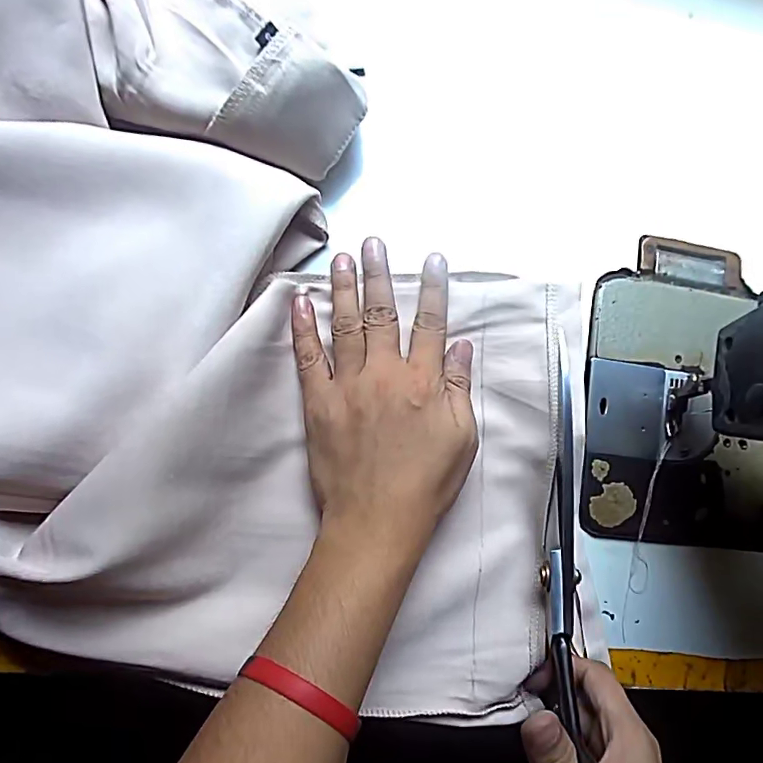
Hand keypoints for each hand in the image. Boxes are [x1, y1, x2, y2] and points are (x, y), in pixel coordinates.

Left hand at [291, 237, 477, 552]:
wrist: (379, 519)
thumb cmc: (427, 482)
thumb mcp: (462, 436)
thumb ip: (459, 387)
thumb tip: (459, 347)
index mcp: (424, 383)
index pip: (431, 325)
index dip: (434, 290)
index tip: (435, 261)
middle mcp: (385, 375)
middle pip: (383, 315)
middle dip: (381, 275)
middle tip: (376, 244)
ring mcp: (349, 387)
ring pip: (346, 326)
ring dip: (344, 289)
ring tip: (344, 258)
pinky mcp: (319, 404)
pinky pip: (308, 358)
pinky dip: (303, 328)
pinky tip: (301, 302)